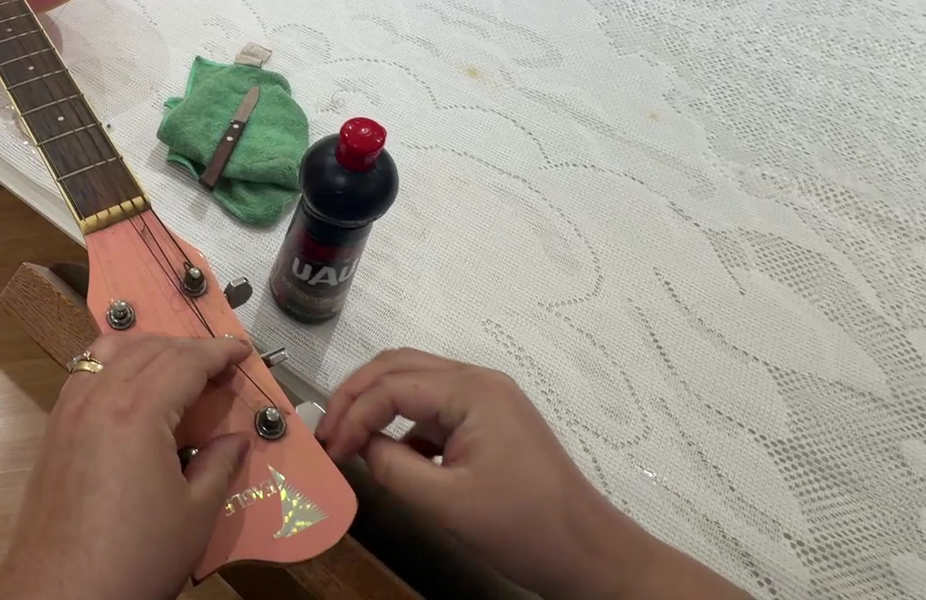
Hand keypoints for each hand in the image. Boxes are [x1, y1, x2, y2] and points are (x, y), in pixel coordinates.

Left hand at [0, 333, 250, 599]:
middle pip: (149, 348)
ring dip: (149, 347)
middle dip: (188, 347)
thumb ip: (218, 466)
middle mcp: (100, 395)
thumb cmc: (134, 559)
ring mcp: (71, 406)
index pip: (185, 361)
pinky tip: (130, 381)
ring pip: (112, 350)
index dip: (218, 351)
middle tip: (219, 363)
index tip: (242, 349)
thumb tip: (237, 438)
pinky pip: (87, 370)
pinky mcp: (55, 424)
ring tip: (177, 363)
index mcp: (138, 410)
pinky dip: (115, 361)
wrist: (59, 594)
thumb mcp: (193, 517)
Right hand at [316, 349, 749, 599]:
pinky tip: (393, 452)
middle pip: (396, 366)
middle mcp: (476, 378)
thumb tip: (357, 445)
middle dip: (356, 394)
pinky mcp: (486, 416)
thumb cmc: (526, 529)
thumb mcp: (448, 504)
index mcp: (471, 391)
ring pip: (410, 377)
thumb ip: (393, 467)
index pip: (392, 385)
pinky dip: (401, 419)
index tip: (331, 448)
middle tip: (328, 428)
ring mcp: (484, 394)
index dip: (353, 413)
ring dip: (376, 401)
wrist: (597, 558)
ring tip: (349, 433)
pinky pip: (430, 401)